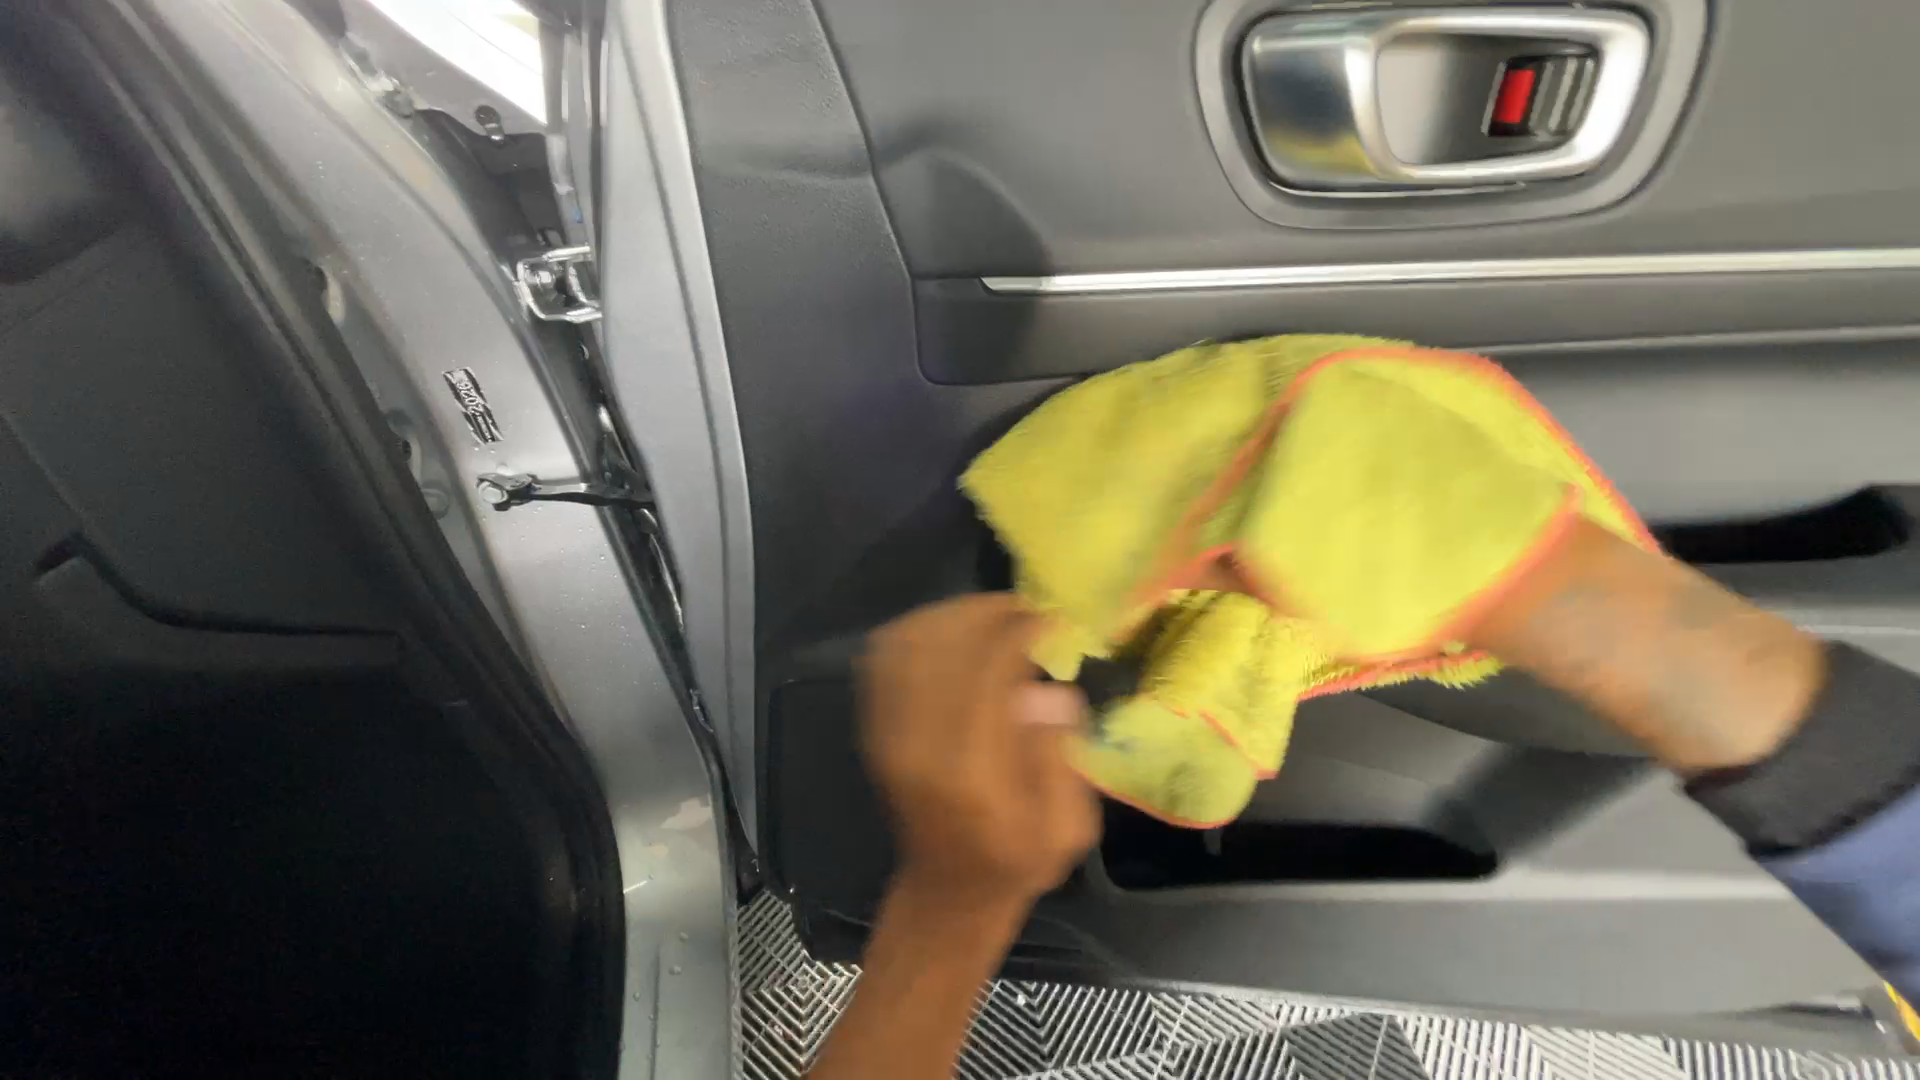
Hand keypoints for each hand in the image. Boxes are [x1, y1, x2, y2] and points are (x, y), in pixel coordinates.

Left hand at [859, 593, 1099, 907]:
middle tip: (1022, 608)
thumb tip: (1049, 691)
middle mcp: (918, 745)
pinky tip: (953, 633)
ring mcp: (887, 735)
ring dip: (950, 616)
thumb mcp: (1065, 828)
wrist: (946, 890)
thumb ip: (1060, 758)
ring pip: (906, 644)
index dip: (1018, 631)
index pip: (985, 671)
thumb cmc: (1016, 861)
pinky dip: (916, 632)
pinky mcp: (874, 729)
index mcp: (971, 771)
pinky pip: (882, 660)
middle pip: (941, 646)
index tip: (1049, 618)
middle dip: (985, 612)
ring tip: (992, 615)